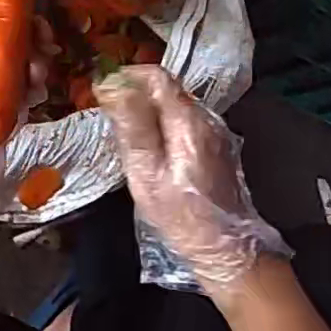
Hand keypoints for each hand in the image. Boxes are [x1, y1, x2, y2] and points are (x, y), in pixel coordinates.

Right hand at [95, 65, 289, 292]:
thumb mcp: (146, 173)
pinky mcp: (215, 148)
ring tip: (121, 128)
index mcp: (189, 123)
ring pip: (174, 104)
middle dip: (134, 91)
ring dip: (146, 107)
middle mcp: (207, 120)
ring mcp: (215, 134)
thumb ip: (132, 127)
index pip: (157, 77)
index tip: (101, 90)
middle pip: (167, 88)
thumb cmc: (182, 217)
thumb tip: (113, 86)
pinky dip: (160, 122)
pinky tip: (147, 144)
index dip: (126, 76)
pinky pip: (182, 121)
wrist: (229, 254)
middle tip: (106, 111)